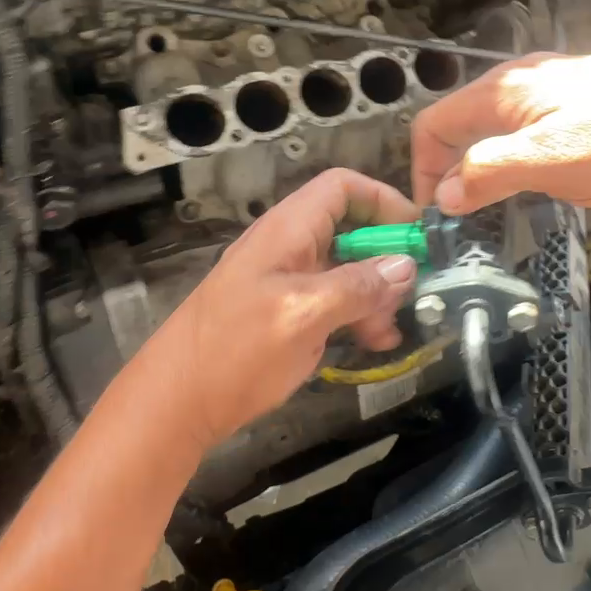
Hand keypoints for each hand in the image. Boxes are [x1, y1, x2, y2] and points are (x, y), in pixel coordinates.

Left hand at [142, 169, 420, 451]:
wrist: (176, 403)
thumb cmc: (235, 350)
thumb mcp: (303, 315)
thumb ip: (357, 287)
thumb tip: (405, 266)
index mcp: (288, 231)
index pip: (341, 187)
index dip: (382, 198)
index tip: (415, 232)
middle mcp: (290, 248)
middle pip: (351, 229)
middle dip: (386, 256)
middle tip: (412, 291)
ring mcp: (288, 282)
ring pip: (347, 269)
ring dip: (376, 293)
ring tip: (390, 330)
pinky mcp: (288, 314)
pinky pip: (334, 301)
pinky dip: (358, 315)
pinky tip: (375, 342)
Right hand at [412, 53, 590, 212]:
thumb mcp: (548, 164)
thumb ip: (487, 174)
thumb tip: (444, 194)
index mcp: (503, 91)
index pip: (434, 123)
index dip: (422, 168)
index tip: (435, 214)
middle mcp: (521, 79)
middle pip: (462, 124)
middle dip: (452, 169)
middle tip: (462, 215)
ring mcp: (554, 86)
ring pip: (497, 127)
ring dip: (485, 164)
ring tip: (499, 204)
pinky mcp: (582, 98)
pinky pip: (529, 127)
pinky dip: (518, 155)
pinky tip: (544, 178)